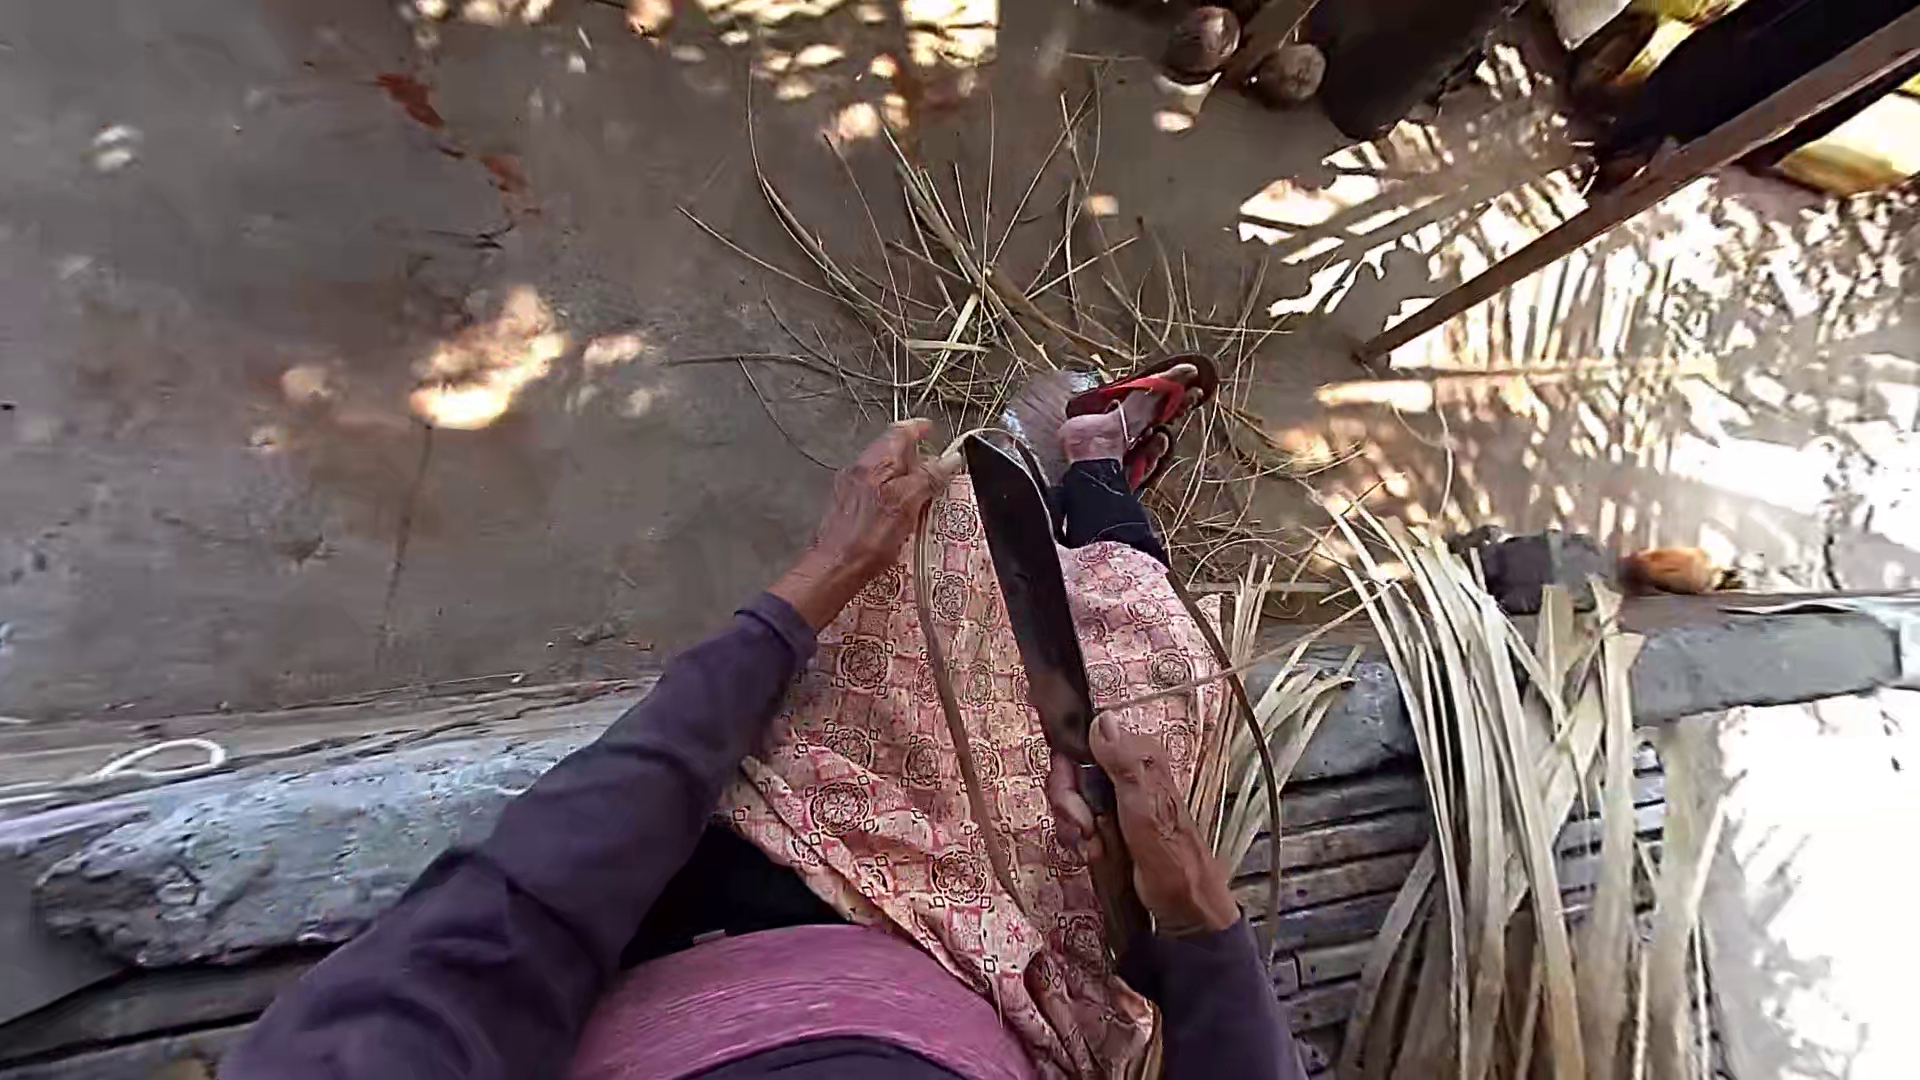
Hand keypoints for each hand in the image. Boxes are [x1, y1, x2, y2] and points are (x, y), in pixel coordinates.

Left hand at [770, 418, 960, 629]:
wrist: (836, 566)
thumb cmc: (871, 536)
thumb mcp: (907, 503)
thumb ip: (928, 478)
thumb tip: (949, 460)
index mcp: (875, 462)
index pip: (899, 432)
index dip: (918, 428)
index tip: (931, 429)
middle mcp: (859, 468)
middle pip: (891, 451)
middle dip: (914, 454)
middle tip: (935, 465)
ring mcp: (850, 487)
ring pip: (882, 471)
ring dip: (903, 475)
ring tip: (922, 490)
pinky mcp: (847, 506)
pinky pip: (874, 489)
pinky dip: (892, 492)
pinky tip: (900, 511)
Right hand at [1047, 714, 1239, 934]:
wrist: (1180, 904)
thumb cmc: (1166, 849)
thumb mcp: (1143, 801)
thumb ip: (1122, 759)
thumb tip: (1102, 717)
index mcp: (1134, 755)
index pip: (1080, 740)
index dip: (1067, 767)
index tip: (1071, 792)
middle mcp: (1120, 769)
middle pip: (1069, 771)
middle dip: (1069, 802)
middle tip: (1084, 825)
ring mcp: (1112, 796)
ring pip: (1068, 797)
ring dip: (1073, 825)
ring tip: (1094, 845)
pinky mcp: (1105, 821)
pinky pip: (1074, 820)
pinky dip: (1078, 838)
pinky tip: (1094, 852)